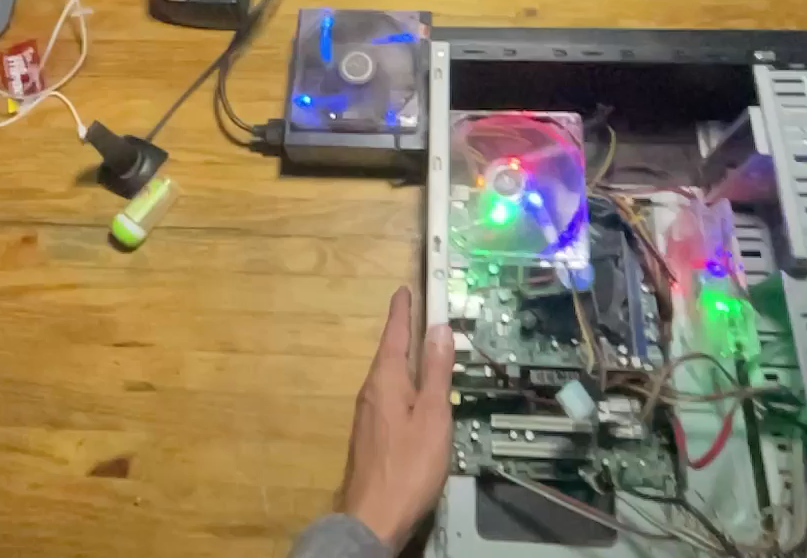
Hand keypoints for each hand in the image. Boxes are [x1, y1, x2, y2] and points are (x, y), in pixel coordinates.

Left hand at [339, 286, 453, 550]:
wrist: (372, 516)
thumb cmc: (408, 463)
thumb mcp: (433, 415)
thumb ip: (436, 372)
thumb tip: (439, 327)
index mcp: (386, 378)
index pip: (394, 333)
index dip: (401, 311)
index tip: (404, 290)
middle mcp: (371, 389)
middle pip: (389, 352)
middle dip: (402, 332)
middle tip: (417, 314)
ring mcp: (367, 412)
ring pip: (388, 374)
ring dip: (403, 357)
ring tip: (420, 349)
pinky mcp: (370, 433)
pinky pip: (387, 393)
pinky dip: (401, 381)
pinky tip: (412, 394)